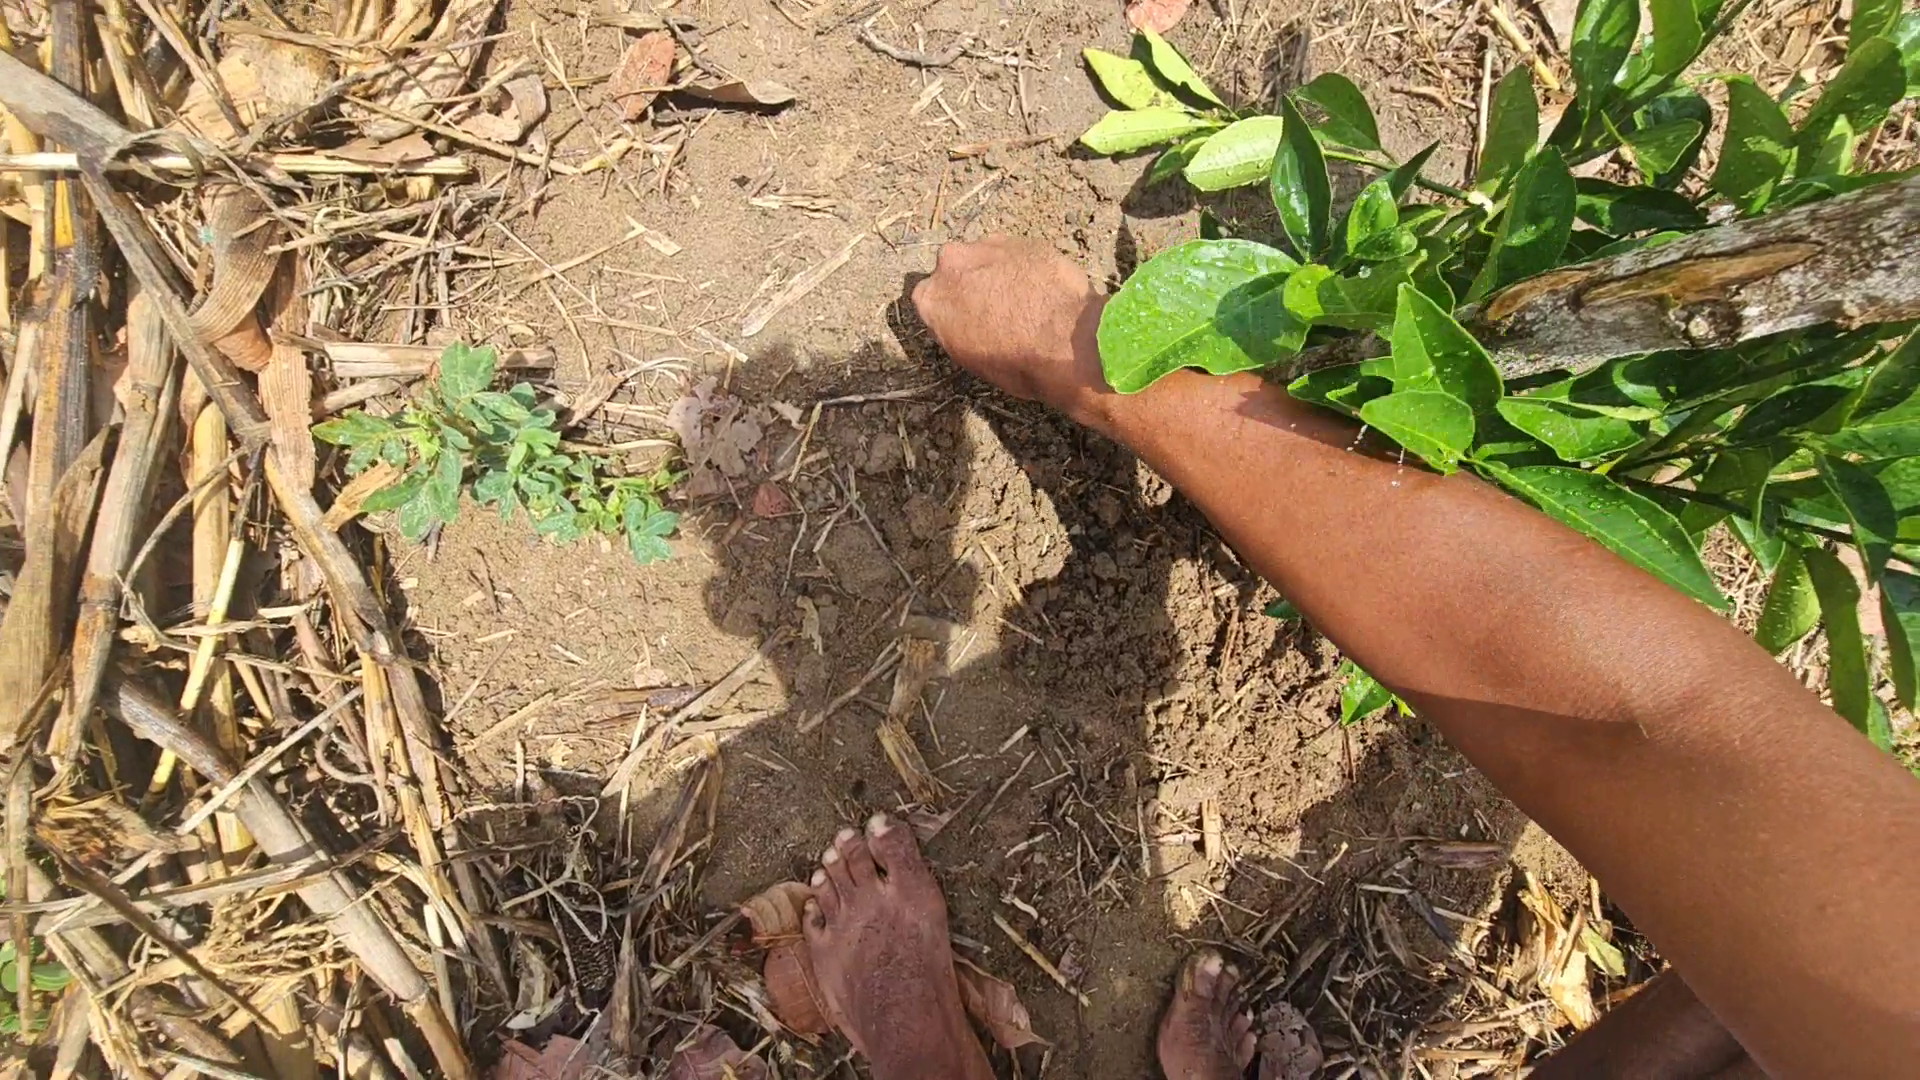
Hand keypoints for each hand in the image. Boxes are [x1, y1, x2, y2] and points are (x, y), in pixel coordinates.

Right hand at [910, 236, 1108, 417]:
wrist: (1063, 340)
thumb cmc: (1015, 362)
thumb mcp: (972, 360)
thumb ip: (957, 329)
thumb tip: (967, 323)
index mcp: (930, 299)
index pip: (930, 300)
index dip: (951, 311)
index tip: (965, 321)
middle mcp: (950, 264)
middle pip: (954, 271)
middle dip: (970, 284)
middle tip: (994, 309)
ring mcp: (985, 246)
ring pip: (984, 258)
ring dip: (997, 273)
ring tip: (1022, 301)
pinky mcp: (1020, 239)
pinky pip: (1014, 253)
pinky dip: (1023, 266)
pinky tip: (1040, 289)